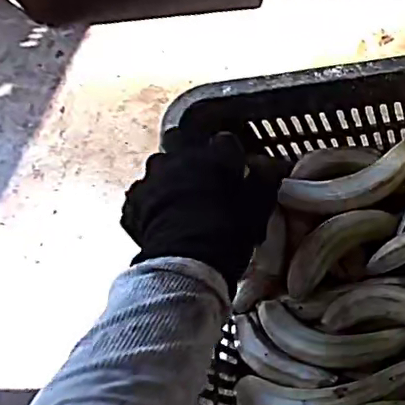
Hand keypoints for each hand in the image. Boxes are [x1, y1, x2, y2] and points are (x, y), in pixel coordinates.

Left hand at [121, 133, 282, 280]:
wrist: (185, 265)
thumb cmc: (228, 233)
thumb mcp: (258, 207)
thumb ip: (265, 178)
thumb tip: (272, 162)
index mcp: (212, 156)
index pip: (226, 140)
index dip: (233, 155)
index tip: (238, 170)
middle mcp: (177, 158)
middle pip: (182, 138)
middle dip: (192, 152)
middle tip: (204, 174)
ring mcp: (150, 178)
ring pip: (160, 165)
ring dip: (171, 175)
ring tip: (183, 198)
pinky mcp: (132, 201)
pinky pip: (145, 193)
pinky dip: (155, 200)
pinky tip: (166, 217)